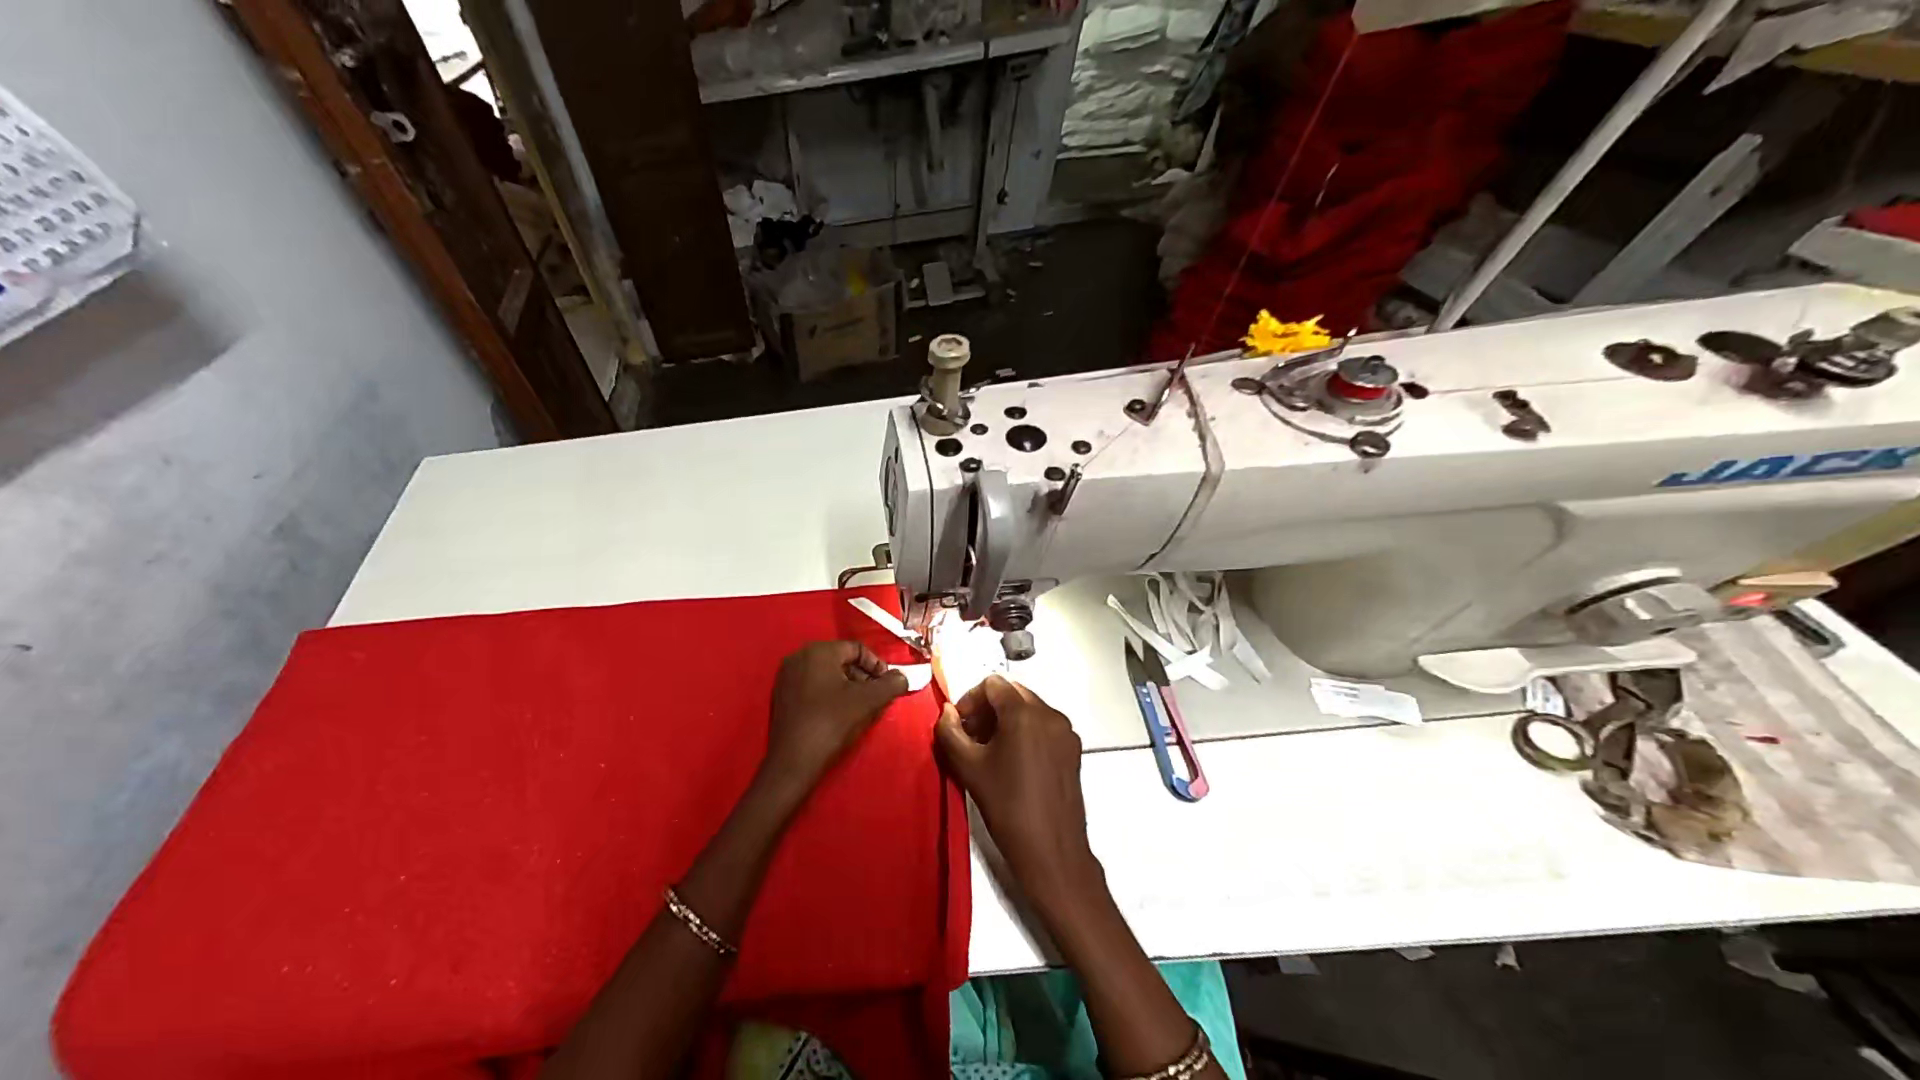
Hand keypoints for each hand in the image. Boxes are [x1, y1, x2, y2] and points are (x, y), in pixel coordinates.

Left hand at [764, 641, 909, 788]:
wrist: (793, 760)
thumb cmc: (832, 722)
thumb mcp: (869, 701)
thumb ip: (891, 684)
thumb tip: (902, 677)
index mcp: (819, 651)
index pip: (857, 649)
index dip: (877, 666)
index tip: (887, 685)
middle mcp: (799, 657)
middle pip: (841, 660)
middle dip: (862, 676)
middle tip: (876, 697)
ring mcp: (786, 677)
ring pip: (826, 674)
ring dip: (847, 687)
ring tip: (860, 707)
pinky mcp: (781, 696)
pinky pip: (812, 686)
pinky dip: (829, 695)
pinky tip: (838, 714)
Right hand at [934, 676, 1101, 909]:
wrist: (1051, 849)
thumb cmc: (1006, 806)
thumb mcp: (967, 767)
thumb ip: (949, 732)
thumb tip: (948, 712)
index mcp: (1024, 713)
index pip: (992, 684)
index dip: (970, 699)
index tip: (959, 725)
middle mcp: (1050, 714)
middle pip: (1013, 693)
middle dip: (988, 709)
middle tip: (971, 737)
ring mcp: (1066, 731)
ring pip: (1030, 709)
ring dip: (1006, 720)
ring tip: (990, 752)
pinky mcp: (1073, 749)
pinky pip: (1044, 726)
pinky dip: (1025, 733)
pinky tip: (1013, 763)